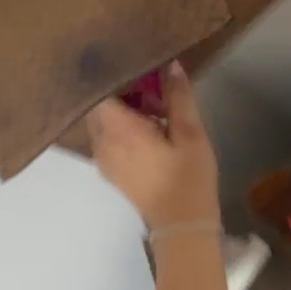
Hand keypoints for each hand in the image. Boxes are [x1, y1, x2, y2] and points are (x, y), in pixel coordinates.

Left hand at [86, 62, 219, 228]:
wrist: (182, 223)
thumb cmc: (189, 177)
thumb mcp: (191, 133)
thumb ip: (179, 97)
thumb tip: (171, 65)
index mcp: (119, 129)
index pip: (100, 91)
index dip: (117, 78)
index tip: (139, 71)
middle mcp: (101, 142)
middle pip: (99, 107)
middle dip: (122, 95)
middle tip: (153, 93)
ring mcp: (102, 159)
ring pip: (103, 124)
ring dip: (123, 114)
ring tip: (154, 114)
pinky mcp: (109, 171)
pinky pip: (108, 141)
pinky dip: (122, 132)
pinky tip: (149, 136)